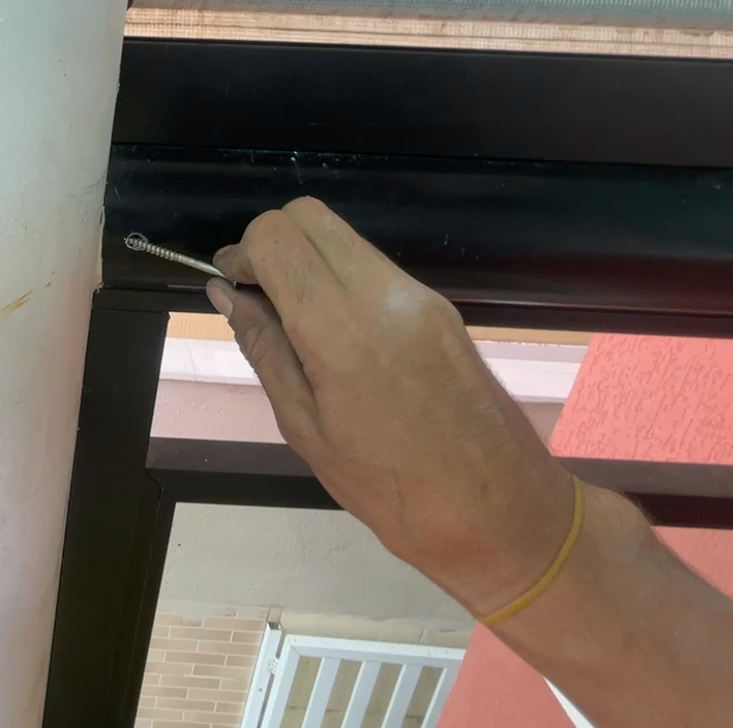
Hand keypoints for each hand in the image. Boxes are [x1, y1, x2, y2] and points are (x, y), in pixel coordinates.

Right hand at [208, 198, 576, 615]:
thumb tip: (225, 293)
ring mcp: (419, 295)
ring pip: (340, 234)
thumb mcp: (303, 426)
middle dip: (269, 240)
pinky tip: (333, 328)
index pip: (276, 237)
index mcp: (342, 331)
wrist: (507, 518)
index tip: (231, 285)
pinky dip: (334, 274)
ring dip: (303, 256)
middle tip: (256, 290)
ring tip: (292, 313)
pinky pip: (370, 263)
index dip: (241, 251)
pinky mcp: (440, 305)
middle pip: (308, 215)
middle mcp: (384, 295)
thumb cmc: (389, 489)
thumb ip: (262, 346)